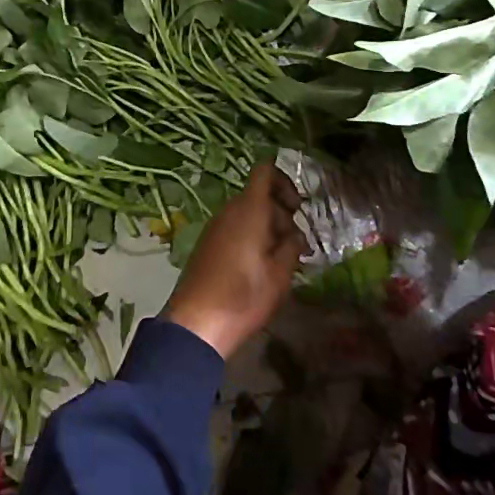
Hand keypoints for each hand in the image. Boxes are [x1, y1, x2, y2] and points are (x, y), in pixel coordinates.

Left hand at [163, 161, 304, 358]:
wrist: (197, 322)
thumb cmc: (244, 295)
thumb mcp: (280, 274)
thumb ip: (292, 246)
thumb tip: (294, 235)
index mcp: (249, 209)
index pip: (265, 172)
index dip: (285, 181)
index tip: (298, 208)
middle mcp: (229, 210)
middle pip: (259, 196)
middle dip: (282, 214)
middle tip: (298, 246)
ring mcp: (215, 227)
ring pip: (248, 214)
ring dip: (268, 230)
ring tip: (284, 262)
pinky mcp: (208, 244)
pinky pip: (235, 229)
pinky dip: (252, 239)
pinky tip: (262, 268)